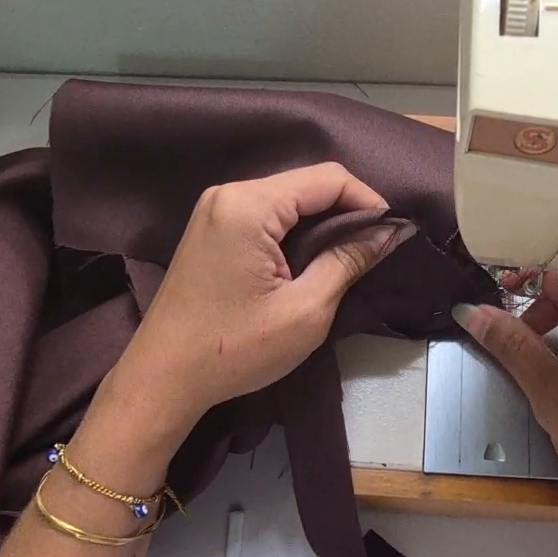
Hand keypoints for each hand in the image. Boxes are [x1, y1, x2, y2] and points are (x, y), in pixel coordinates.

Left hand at [100, 163, 414, 447]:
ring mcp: (215, 211)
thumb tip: (392, 232)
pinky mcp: (211, 230)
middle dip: (347, 212)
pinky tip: (311, 261)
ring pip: (287, 200)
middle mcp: (228, 194)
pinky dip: (296, 233)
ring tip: (349, 258)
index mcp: (248, 205)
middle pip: (306, 184)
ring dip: (322, 224)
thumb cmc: (235, 349)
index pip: (327, 178)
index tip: (393, 235)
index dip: (368, 201)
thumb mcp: (306, 310)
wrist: (163, 378)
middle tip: (375, 250)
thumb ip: (349, 261)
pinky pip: (267, 216)